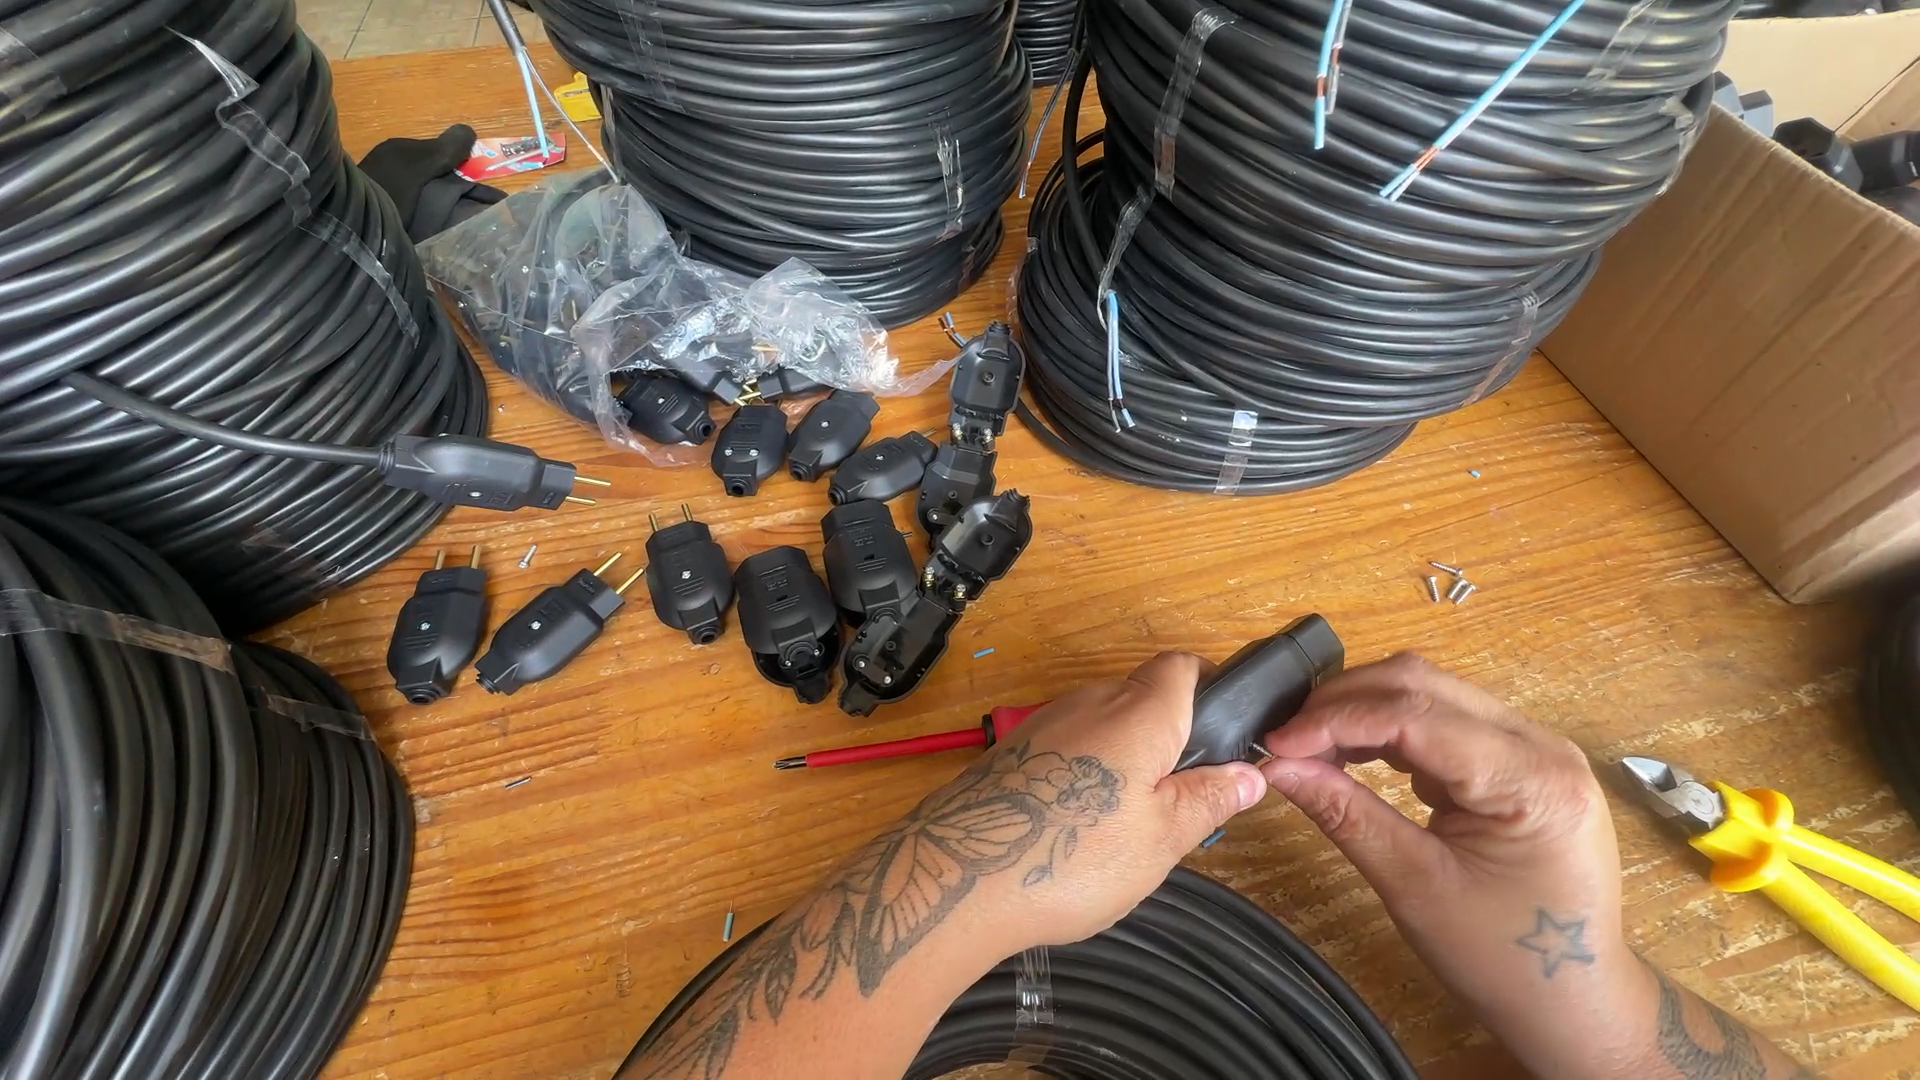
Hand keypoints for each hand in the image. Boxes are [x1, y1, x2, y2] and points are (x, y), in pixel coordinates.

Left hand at [951, 651, 1268, 950]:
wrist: (961, 870)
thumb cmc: (1072, 855)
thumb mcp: (1160, 839)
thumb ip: (1207, 799)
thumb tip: (1250, 774)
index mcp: (1139, 712)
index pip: (1182, 668)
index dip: (1210, 689)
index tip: (1224, 733)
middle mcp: (1092, 701)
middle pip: (1146, 697)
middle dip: (1172, 739)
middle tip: (1183, 801)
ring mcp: (1050, 721)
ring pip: (1108, 724)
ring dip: (1130, 759)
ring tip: (1132, 824)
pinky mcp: (1020, 746)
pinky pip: (1072, 743)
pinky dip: (1090, 771)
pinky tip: (1082, 824)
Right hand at [1260, 654, 1654, 1077]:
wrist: (1577, 1005)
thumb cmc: (1502, 957)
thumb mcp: (1413, 885)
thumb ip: (1343, 813)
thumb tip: (1273, 766)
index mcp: (1532, 780)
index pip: (1413, 715)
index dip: (1334, 720)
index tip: (1276, 744)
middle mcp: (1540, 744)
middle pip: (1420, 684)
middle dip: (1342, 703)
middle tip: (1287, 740)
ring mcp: (1531, 746)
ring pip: (1425, 689)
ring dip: (1360, 708)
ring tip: (1312, 745)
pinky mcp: (1513, 755)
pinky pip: (1437, 714)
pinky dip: (1384, 725)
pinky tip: (1354, 754)